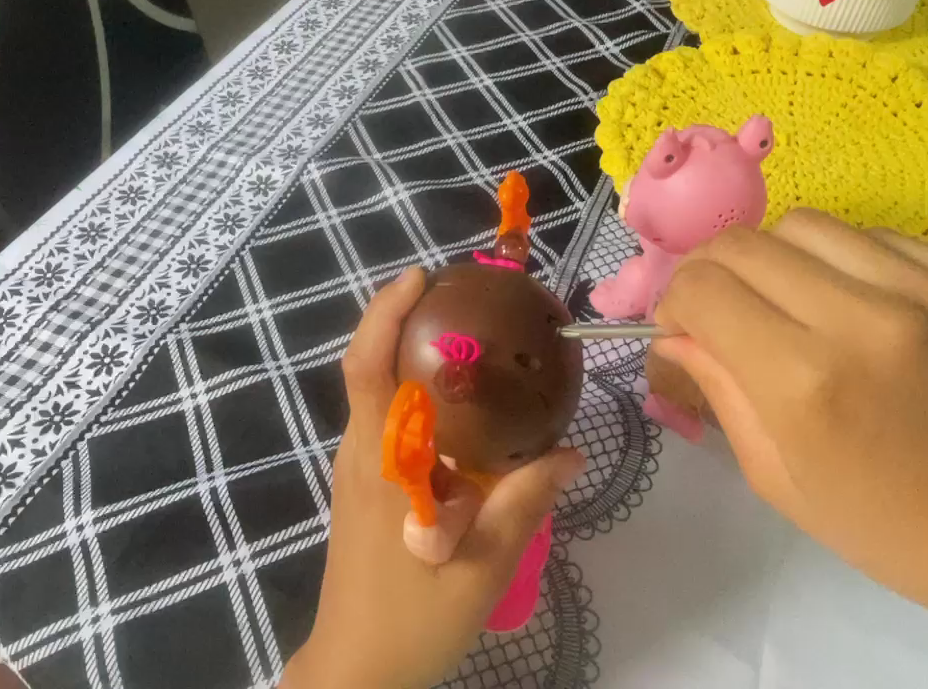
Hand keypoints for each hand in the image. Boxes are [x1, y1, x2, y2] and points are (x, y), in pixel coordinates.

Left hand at [281, 267, 584, 688]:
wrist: (356, 669)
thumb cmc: (411, 617)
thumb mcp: (481, 565)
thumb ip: (523, 501)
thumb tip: (571, 451)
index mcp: (379, 459)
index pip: (366, 367)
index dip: (385, 314)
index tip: (420, 277)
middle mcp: (360, 449)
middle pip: (370, 365)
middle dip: (405, 321)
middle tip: (462, 299)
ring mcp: (358, 465)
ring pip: (379, 391)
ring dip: (411, 356)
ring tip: (468, 340)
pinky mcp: (365, 482)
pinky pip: (387, 419)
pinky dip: (416, 395)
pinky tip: (461, 408)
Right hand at [648, 210, 927, 633]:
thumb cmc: (898, 530)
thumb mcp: (780, 480)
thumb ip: (716, 390)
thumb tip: (672, 334)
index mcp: (805, 382)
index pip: (700, 287)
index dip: (674, 302)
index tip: (686, 329)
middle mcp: (864, 320)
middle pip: (742, 244)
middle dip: (712, 272)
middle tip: (724, 309)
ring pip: (804, 224)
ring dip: (776, 258)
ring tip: (794, 301)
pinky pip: (875, 238)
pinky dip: (844, 261)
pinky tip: (861, 304)